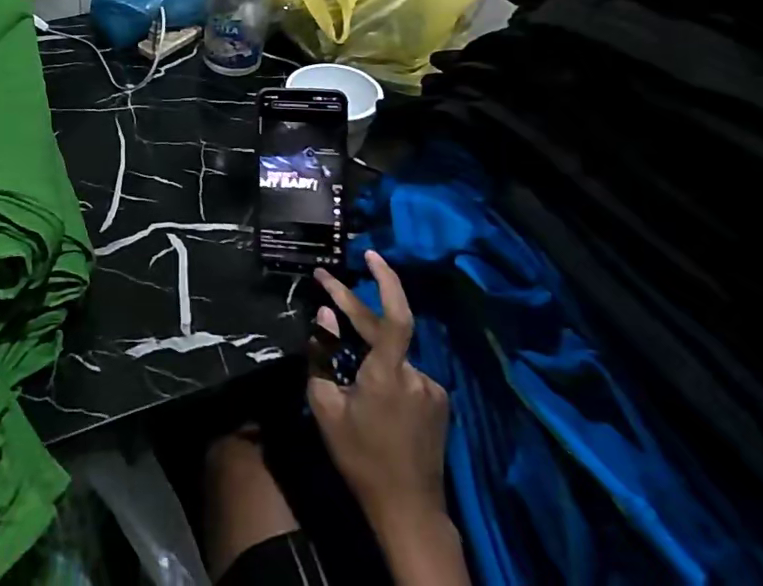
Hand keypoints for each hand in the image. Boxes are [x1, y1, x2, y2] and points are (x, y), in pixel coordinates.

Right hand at [309, 251, 451, 533]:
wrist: (408, 507)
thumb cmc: (359, 457)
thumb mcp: (326, 407)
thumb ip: (322, 355)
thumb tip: (325, 314)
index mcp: (386, 372)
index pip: (393, 314)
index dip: (385, 280)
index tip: (370, 255)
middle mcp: (415, 372)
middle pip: (385, 327)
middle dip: (353, 305)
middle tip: (326, 285)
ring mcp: (432, 387)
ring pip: (394, 356)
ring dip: (371, 357)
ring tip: (354, 390)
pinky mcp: (440, 401)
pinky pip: (407, 375)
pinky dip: (388, 376)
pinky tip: (376, 404)